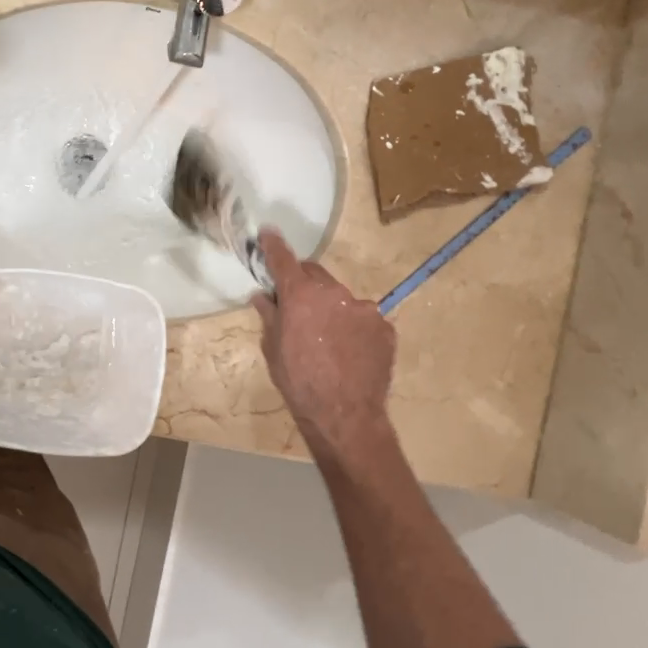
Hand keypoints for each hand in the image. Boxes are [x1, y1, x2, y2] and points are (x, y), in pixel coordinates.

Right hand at [250, 230, 396, 454]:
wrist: (344, 414)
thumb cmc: (298, 380)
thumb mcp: (272, 347)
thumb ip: (270, 315)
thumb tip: (263, 296)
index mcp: (302, 295)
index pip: (284, 259)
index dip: (273, 245)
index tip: (268, 232)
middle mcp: (335, 293)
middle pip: (315, 274)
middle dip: (303, 282)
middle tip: (294, 301)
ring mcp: (365, 309)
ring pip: (341, 298)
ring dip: (330, 307)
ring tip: (325, 337)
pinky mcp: (385, 328)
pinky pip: (362, 318)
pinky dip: (352, 325)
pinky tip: (347, 350)